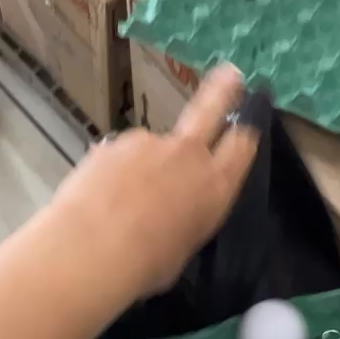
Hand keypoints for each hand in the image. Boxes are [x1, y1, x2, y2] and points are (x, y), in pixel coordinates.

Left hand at [51, 64, 267, 294]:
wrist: (92, 249)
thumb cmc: (147, 265)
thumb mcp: (181, 249)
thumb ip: (183, 221)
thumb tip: (169, 218)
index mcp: (215, 187)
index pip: (242, 146)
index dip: (246, 130)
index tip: (247, 118)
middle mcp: (188, 156)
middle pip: (211, 109)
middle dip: (223, 90)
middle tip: (230, 73)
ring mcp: (148, 143)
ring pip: (153, 147)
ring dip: (143, 165)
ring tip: (120, 200)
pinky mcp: (113, 143)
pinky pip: (120, 157)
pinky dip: (114, 172)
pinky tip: (99, 198)